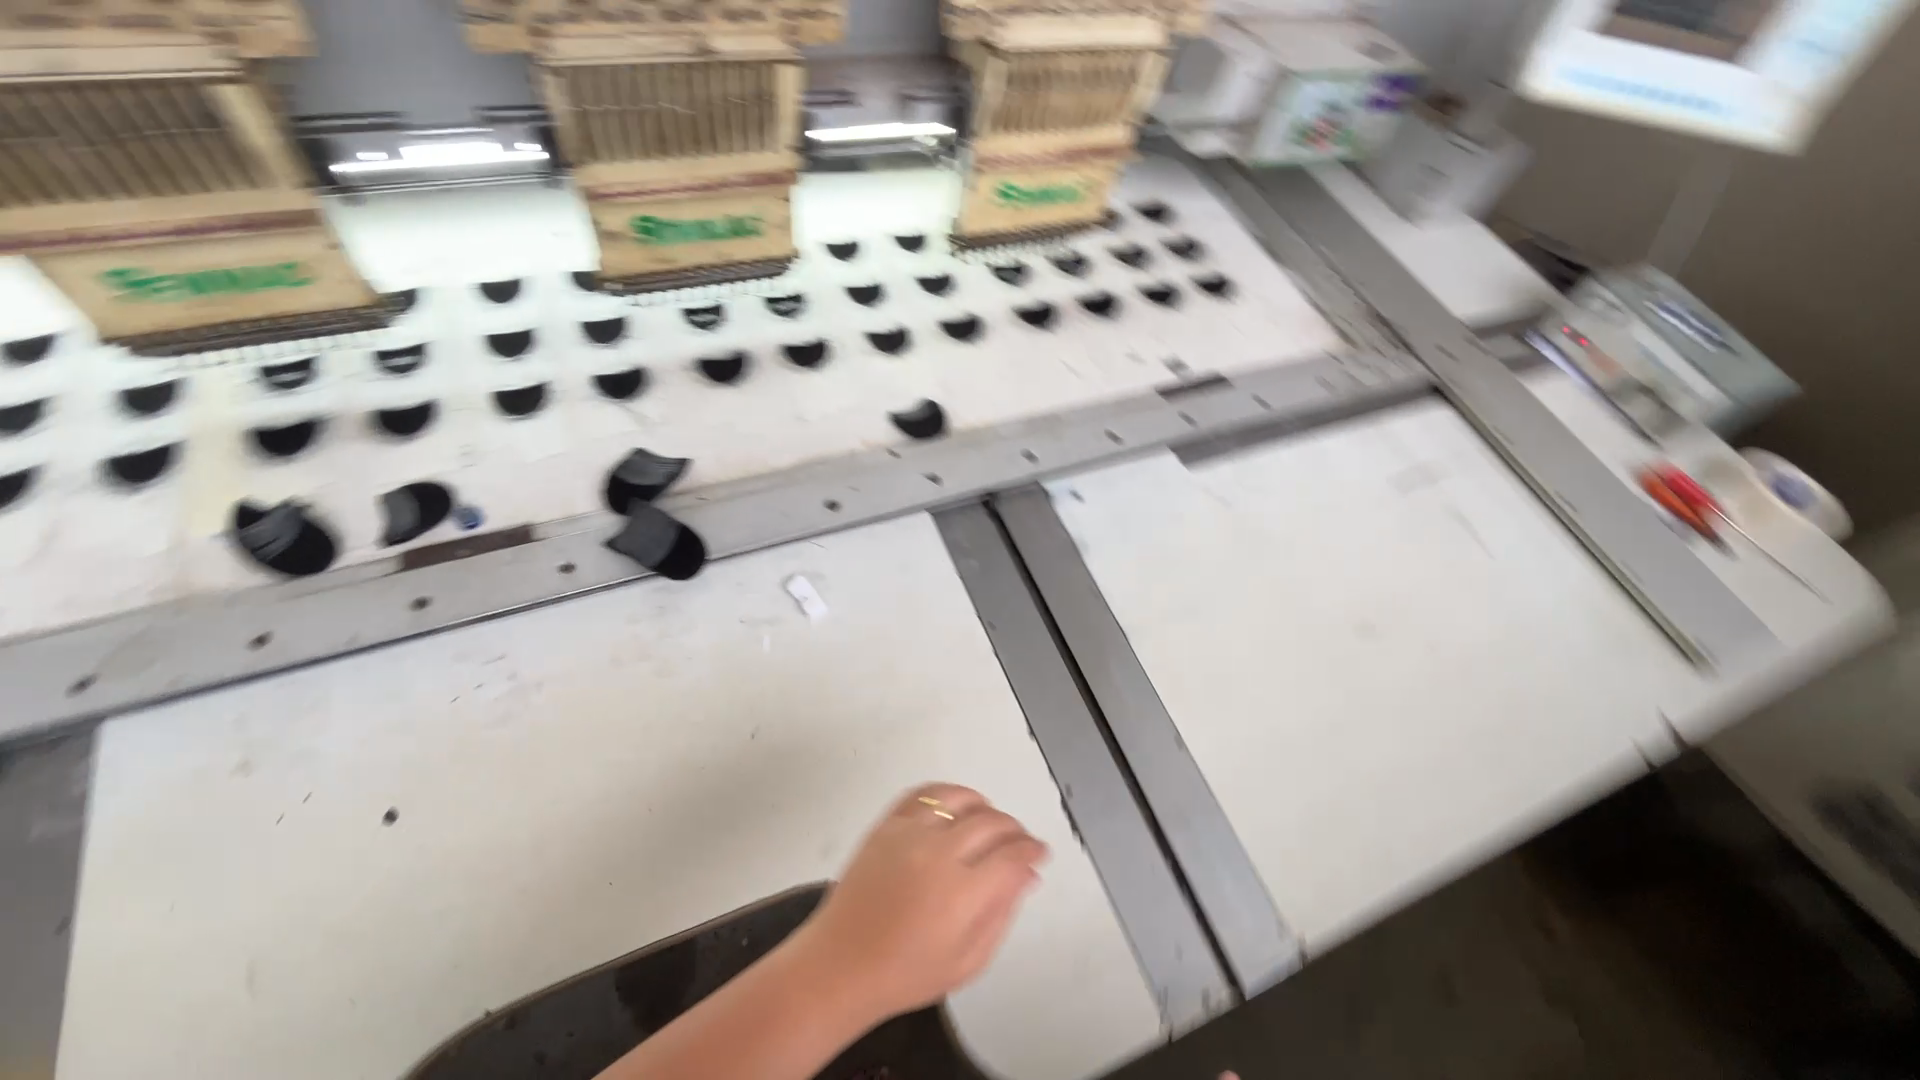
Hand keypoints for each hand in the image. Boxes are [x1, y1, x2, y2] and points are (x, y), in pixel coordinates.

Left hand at [791, 783, 1048, 1023]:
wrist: (841, 965)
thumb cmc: (905, 973)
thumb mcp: (968, 960)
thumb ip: (1002, 913)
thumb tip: (1027, 875)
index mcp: (962, 891)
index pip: (1012, 855)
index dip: (1032, 851)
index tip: (1039, 854)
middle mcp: (938, 853)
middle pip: (992, 823)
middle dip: (1015, 830)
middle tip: (1020, 843)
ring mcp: (908, 834)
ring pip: (959, 799)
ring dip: (984, 806)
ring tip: (990, 821)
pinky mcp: (885, 826)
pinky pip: (922, 794)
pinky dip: (945, 794)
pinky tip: (954, 807)